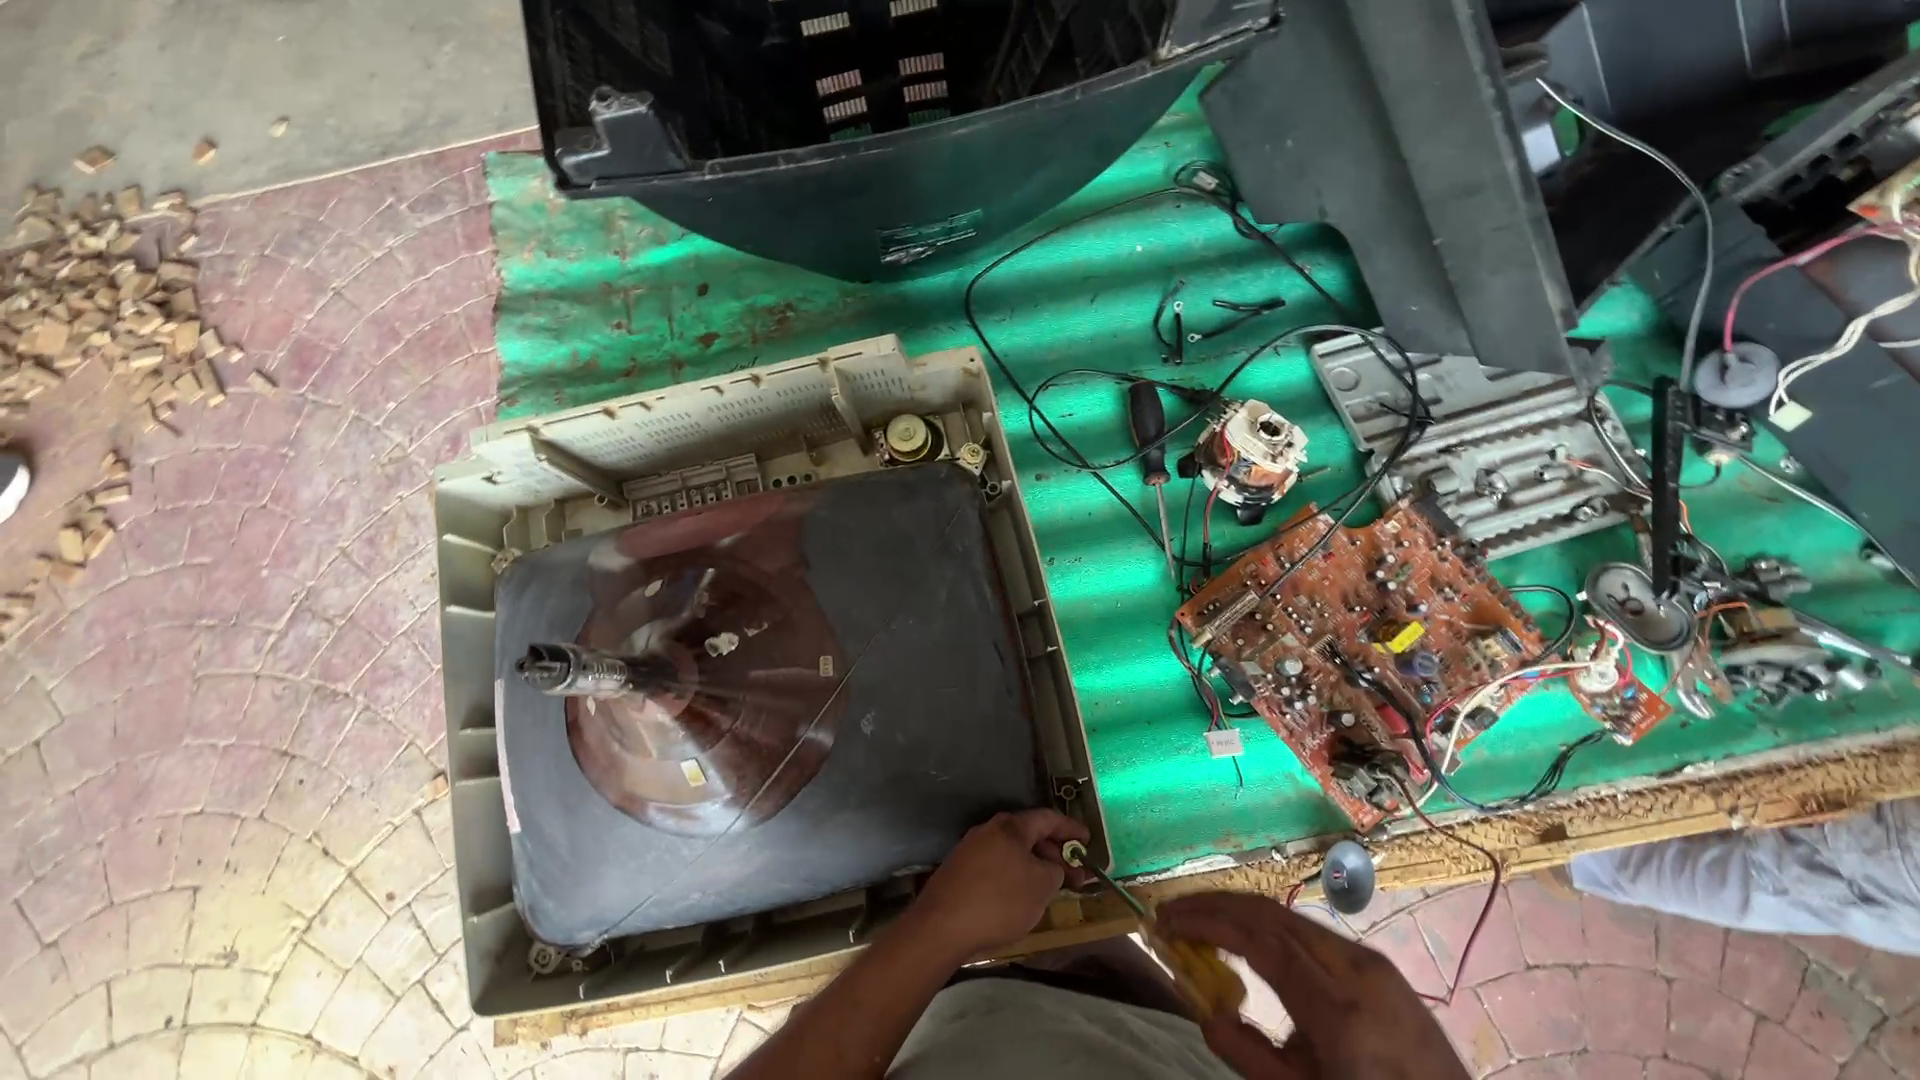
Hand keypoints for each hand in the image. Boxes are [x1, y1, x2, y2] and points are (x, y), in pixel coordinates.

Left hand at [906, 809, 1090, 959]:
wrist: (941, 926)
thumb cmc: (999, 901)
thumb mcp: (1041, 886)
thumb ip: (1055, 871)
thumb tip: (1051, 867)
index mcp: (1010, 827)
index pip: (1048, 818)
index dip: (1071, 828)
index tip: (1088, 841)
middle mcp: (988, 830)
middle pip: (1029, 834)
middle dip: (1055, 854)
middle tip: (1075, 876)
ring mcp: (970, 849)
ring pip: (1012, 852)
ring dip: (1035, 866)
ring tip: (1050, 889)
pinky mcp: (959, 871)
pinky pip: (996, 866)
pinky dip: (1015, 875)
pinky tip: (1020, 897)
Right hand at [1157, 891, 1469, 1079]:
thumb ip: (1247, 1054)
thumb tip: (1205, 1008)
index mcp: (1338, 1009)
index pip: (1259, 940)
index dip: (1207, 923)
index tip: (1166, 922)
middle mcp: (1356, 970)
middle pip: (1271, 914)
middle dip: (1215, 905)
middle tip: (1171, 912)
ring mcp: (1372, 962)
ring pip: (1290, 917)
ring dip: (1239, 911)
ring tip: (1199, 920)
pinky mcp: (1379, 965)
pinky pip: (1311, 933)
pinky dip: (1268, 926)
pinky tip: (1246, 938)